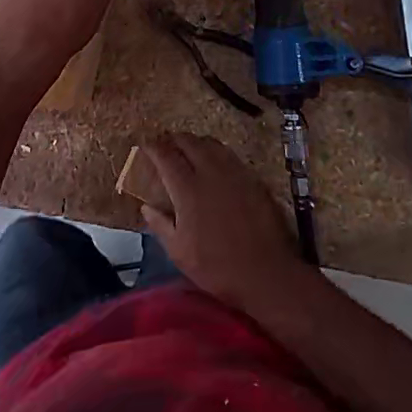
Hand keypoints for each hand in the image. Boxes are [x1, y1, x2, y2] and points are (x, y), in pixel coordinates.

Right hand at [141, 134, 310, 310]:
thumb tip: (147, 206)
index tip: (145, 145)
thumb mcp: (179, 253)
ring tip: (187, 148)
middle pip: (189, 143)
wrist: (266, 273)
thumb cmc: (217, 267)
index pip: (166, 157)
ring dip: (195, 142)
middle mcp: (211, 173)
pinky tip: (214, 162)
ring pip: (212, 144)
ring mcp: (235, 173)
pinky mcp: (253, 179)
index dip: (153, 147)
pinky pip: (229, 155)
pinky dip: (215, 151)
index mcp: (188, 189)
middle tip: (164, 145)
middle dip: (173, 139)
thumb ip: (161, 225)